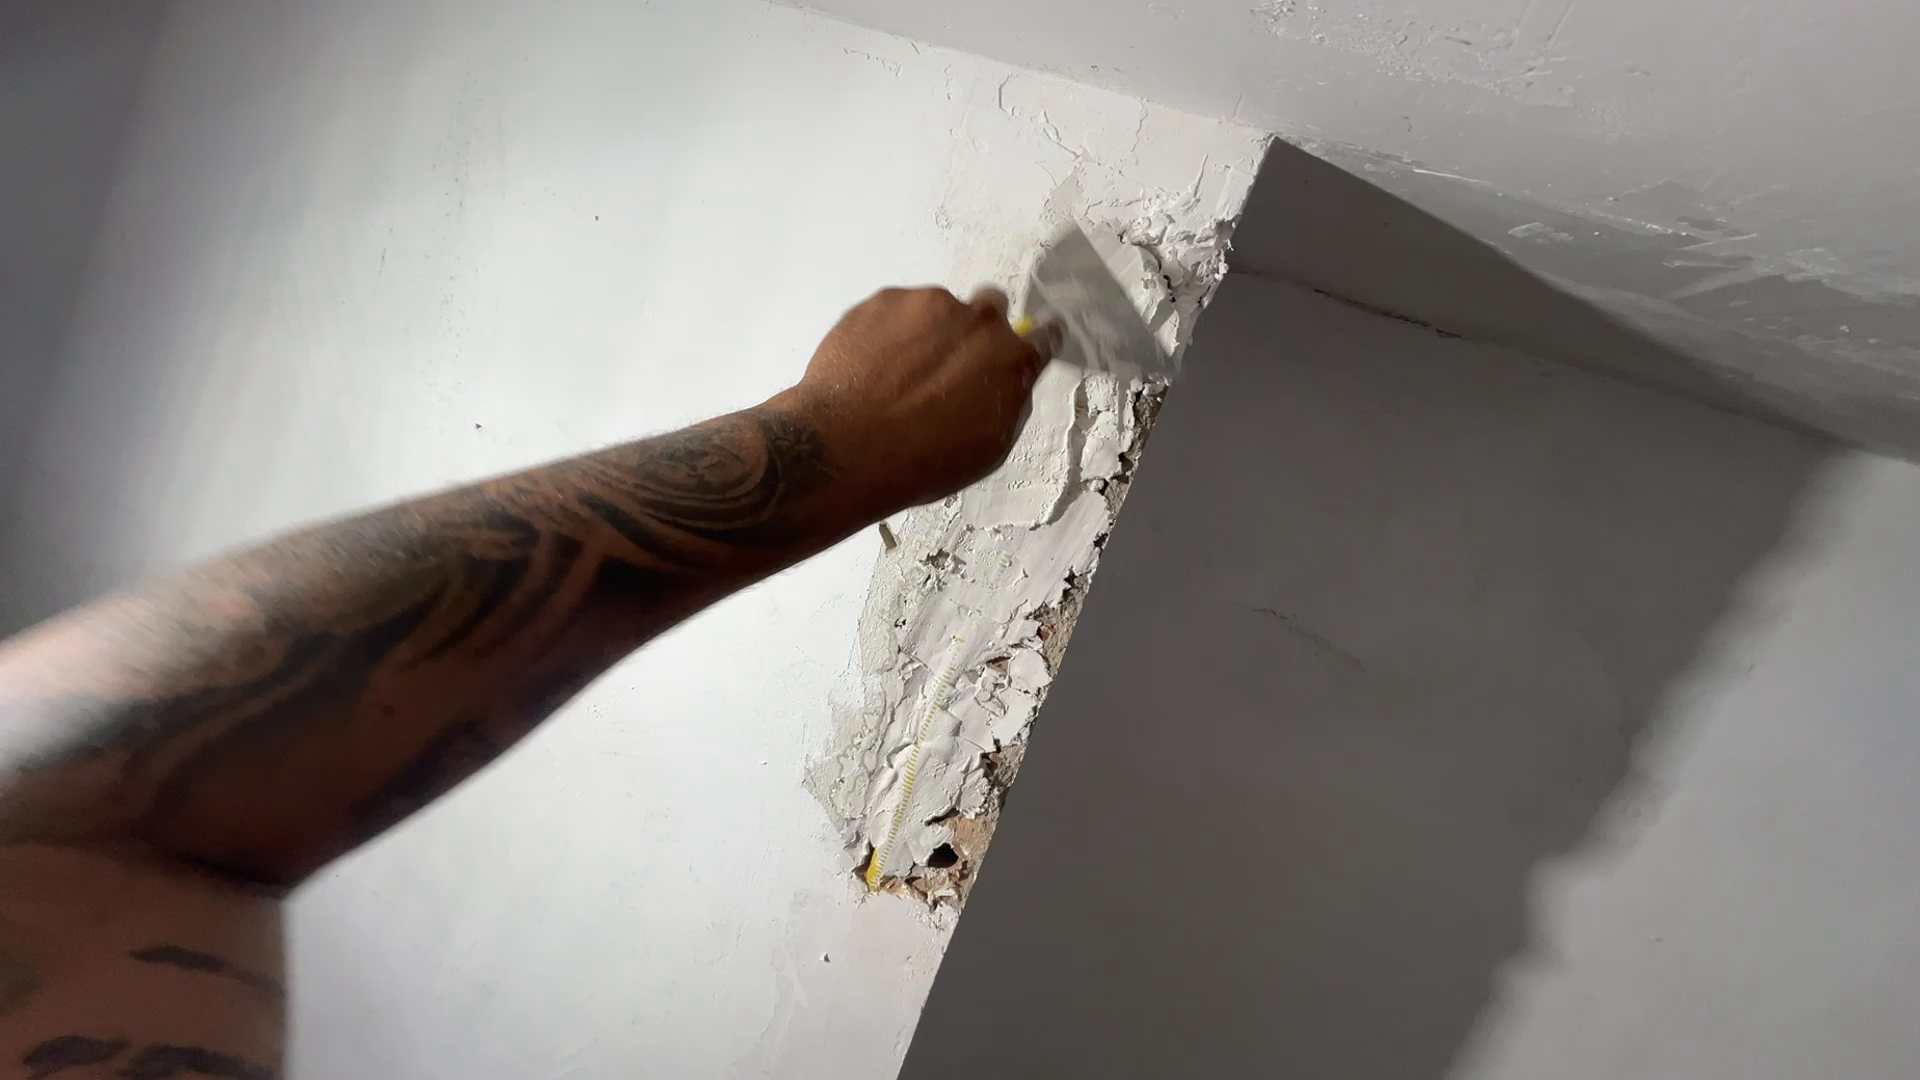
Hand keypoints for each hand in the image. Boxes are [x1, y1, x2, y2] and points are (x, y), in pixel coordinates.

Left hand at [768, 286, 1059, 521]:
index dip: (1036, 340)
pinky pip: (896, 309)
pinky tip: (872, 368)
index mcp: (1013, 360)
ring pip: (939, 310)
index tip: (1026, 346)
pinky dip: (889, 332)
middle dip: (976, 332)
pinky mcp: (884, 299)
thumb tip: (1012, 383)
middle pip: (991, 309)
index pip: (1046, 335)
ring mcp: (930, 304)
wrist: (847, 448)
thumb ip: (1011, 403)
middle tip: (946, 369)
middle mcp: (979, 321)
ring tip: (898, 377)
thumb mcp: (988, 450)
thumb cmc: (922, 461)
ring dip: (928, 333)